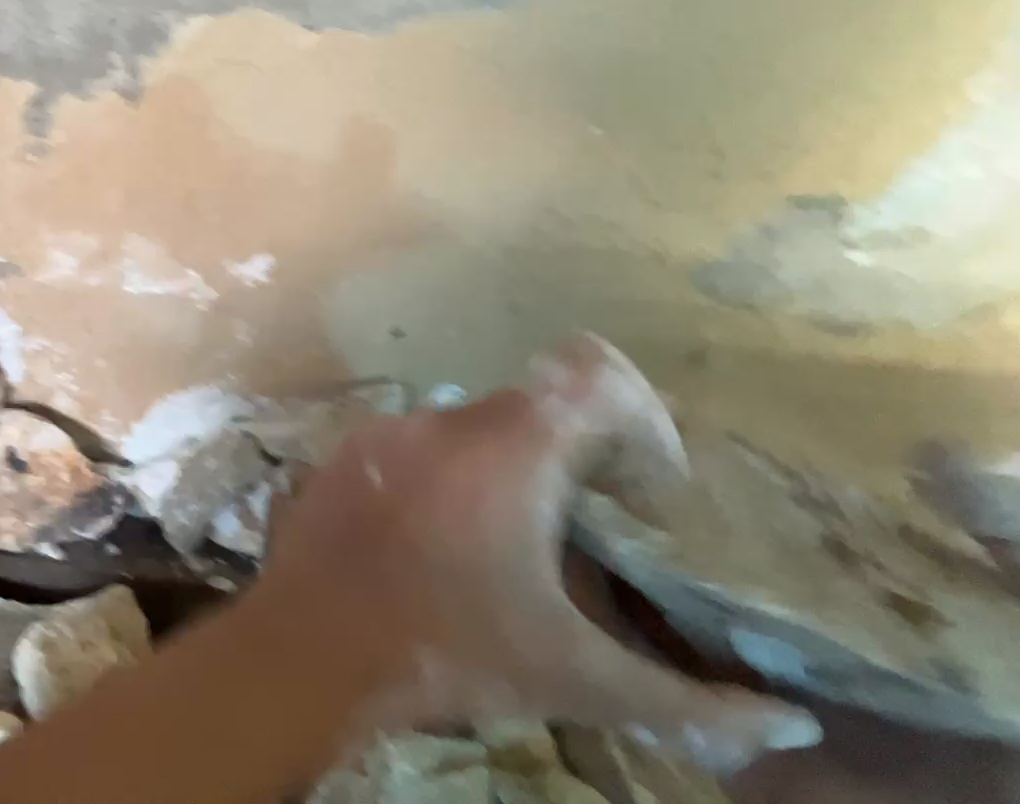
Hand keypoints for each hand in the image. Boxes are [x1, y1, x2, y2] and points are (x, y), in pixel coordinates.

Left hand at [249, 333, 821, 771]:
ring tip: (500, 543)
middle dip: (570, 459)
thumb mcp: (571, 677)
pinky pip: (410, 448)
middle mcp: (441, 421)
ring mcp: (380, 432)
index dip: (635, 416)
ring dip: (499, 471)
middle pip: (531, 407)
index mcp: (508, 447)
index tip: (640, 488)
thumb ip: (684, 697)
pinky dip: (439, 477)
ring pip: (466, 430)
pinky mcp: (339, 455)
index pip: (592, 370)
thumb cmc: (445, 650)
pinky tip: (431, 540)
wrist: (306, 649)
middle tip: (579, 532)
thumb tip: (786, 721)